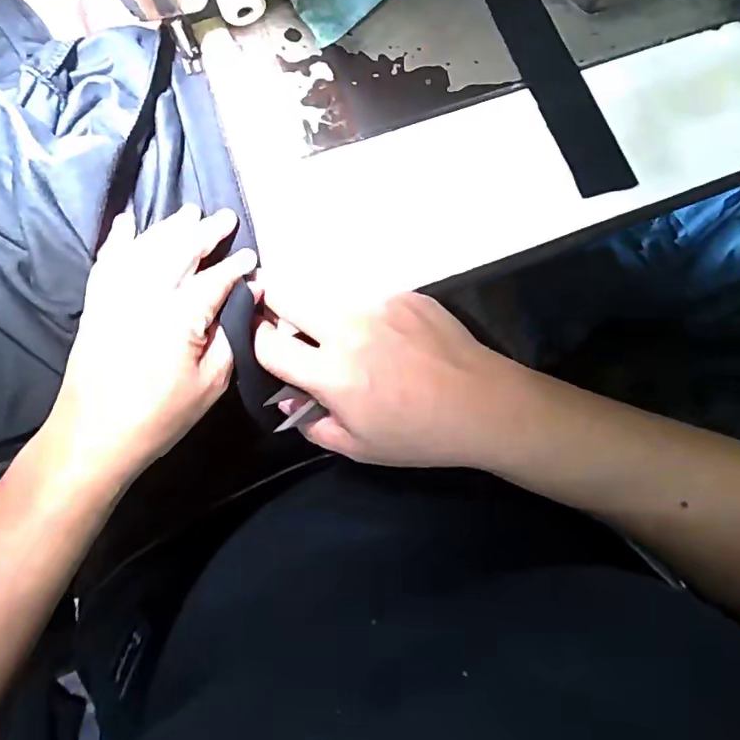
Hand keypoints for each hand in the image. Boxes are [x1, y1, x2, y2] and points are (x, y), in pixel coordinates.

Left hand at [26, 205, 255, 491]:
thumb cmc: (159, 416)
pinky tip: (127, 222)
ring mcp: (117, 295)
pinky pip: (108, 259)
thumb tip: (249, 297)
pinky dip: (118, 238)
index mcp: (181, 316)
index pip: (215, 278)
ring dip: (169, 227)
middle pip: (180, 250)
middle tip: (225, 217)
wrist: (91, 436)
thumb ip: (231, 334)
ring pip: (146, 247)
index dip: (236, 266)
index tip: (251, 258)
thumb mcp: (212, 382)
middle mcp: (147, 295)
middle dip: (206, 231)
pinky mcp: (96, 303)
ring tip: (189, 212)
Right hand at [252, 281, 533, 468]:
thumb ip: (314, 423)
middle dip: (276, 304)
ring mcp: (377, 305)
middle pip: (287, 294)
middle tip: (287, 320)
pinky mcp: (403, 294)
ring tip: (350, 336)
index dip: (256, 340)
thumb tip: (289, 397)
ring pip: (328, 292)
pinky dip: (368, 314)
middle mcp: (348, 330)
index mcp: (332, 374)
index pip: (268, 343)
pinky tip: (392, 336)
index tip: (262, 340)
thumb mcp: (360, 447)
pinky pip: (369, 297)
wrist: (482, 403)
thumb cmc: (419, 434)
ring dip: (325, 311)